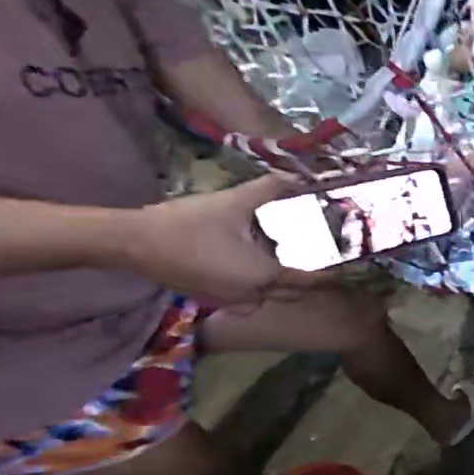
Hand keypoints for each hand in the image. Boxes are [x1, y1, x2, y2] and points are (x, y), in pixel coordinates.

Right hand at [117, 174, 323, 306]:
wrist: (128, 241)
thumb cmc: (186, 224)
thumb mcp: (234, 202)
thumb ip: (268, 189)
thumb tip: (295, 175)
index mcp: (264, 276)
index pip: (308, 281)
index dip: (329, 275)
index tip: (346, 266)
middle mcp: (250, 294)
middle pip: (291, 292)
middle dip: (308, 281)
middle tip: (322, 261)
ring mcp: (227, 298)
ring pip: (268, 296)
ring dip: (282, 284)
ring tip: (295, 263)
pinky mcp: (208, 295)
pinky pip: (245, 295)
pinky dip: (258, 285)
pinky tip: (258, 265)